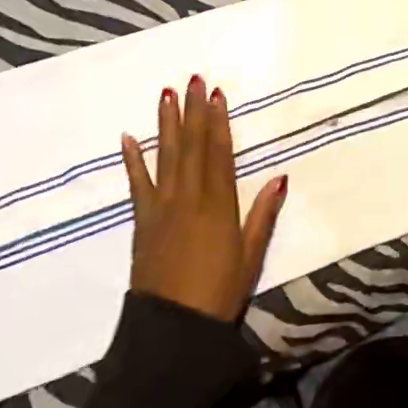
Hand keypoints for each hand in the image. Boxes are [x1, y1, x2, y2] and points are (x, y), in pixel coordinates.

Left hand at [122, 74, 287, 320]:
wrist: (171, 328)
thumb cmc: (220, 291)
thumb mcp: (251, 254)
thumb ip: (263, 214)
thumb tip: (280, 176)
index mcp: (218, 204)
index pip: (218, 152)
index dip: (218, 121)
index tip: (217, 93)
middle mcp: (188, 197)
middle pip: (191, 146)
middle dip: (193, 111)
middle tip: (193, 79)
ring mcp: (161, 208)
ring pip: (165, 157)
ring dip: (165, 124)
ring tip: (166, 95)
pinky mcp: (143, 222)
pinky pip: (137, 184)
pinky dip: (132, 161)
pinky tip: (128, 138)